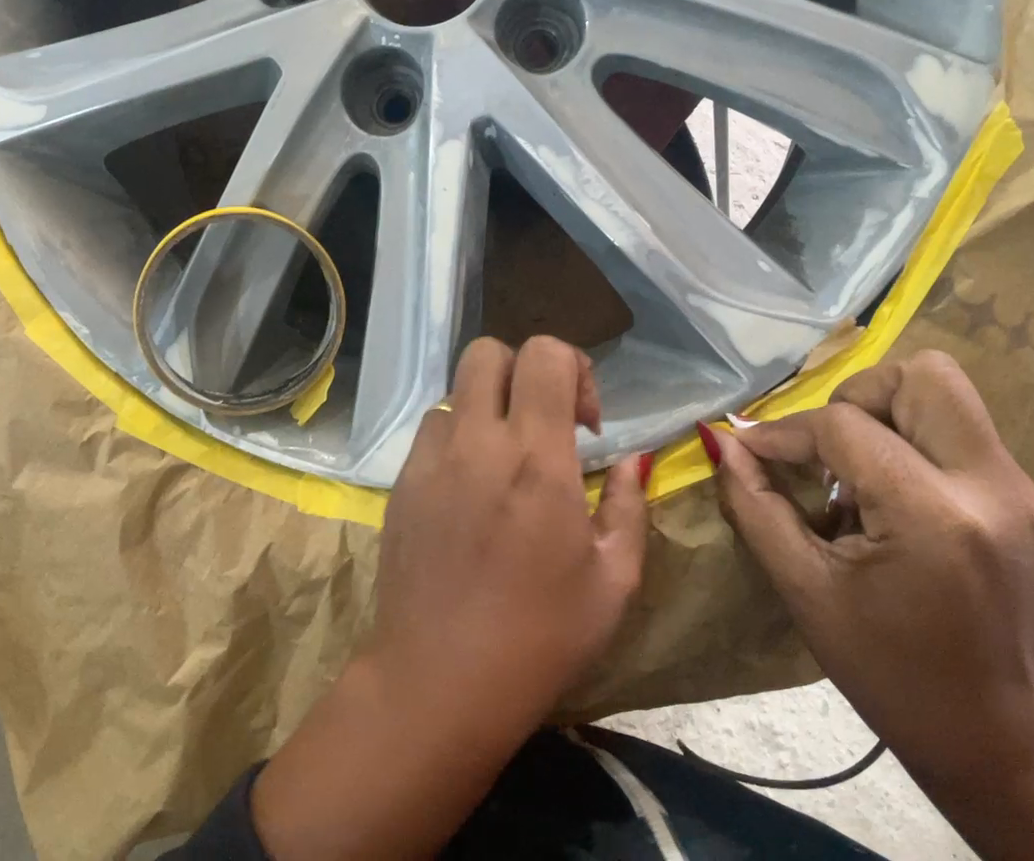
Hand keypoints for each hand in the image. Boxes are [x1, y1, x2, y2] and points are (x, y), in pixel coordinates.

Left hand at [370, 335, 650, 716]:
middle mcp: (476, 444)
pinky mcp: (399, 487)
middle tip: (544, 425)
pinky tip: (470, 493)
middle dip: (523, 371)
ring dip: (487, 411)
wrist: (441, 681)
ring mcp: (428, 463)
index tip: (585, 427)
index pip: (544, 354)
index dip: (574, 370)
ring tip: (503, 464)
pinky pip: (430, 436)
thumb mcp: (614, 580)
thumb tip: (634, 462)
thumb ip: (630, 507)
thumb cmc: (542, 637)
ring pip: (455, 395)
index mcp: (536, 459)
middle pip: (487, 352)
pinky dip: (456, 442)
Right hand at [704, 350, 1033, 784]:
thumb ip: (757, 506)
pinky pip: (964, 438)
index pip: (844, 426)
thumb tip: (724, 445)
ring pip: (950, 397)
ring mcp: (1026, 493)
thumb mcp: (804, 589)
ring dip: (888, 417)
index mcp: (933, 517)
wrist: (996, 733)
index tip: (753, 451)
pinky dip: (915, 449)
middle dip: (857, 396)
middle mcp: (993, 488)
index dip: (785, 432)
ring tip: (858, 475)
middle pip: (924, 376)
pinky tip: (892, 504)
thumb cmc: (884, 669)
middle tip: (826, 449)